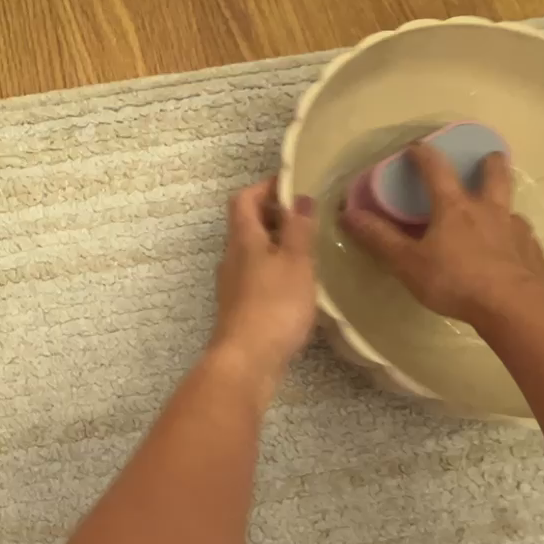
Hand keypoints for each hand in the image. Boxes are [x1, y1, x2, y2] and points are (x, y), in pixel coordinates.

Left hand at [210, 179, 317, 372]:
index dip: (265, 187)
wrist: (247, 360)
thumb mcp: (295, 262)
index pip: (243, 199)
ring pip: (253, 250)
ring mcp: (234, 283)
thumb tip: (299, 197)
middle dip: (275, 213)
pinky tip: (300, 281)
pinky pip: (258, 274)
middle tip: (309, 214)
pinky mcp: (241, 306)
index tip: (294, 184)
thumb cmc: (273, 306)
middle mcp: (232, 257)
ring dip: (278, 242)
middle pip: (247, 224)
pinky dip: (277, 267)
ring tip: (311, 245)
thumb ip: (299, 228)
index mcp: (242, 239)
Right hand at [341, 144, 543, 324]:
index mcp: (454, 208)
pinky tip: (510, 253)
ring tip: (496, 213)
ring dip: (503, 203)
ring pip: (511, 207)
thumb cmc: (455, 280)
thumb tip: (347, 213)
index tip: (416, 147)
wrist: (516, 307)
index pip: (436, 170)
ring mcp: (516, 231)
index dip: (424, 155)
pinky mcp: (533, 254)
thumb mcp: (407, 262)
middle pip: (494, 176)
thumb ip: (379, 237)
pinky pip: (523, 238)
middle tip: (488, 157)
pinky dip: (515, 238)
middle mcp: (488, 211)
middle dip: (489, 163)